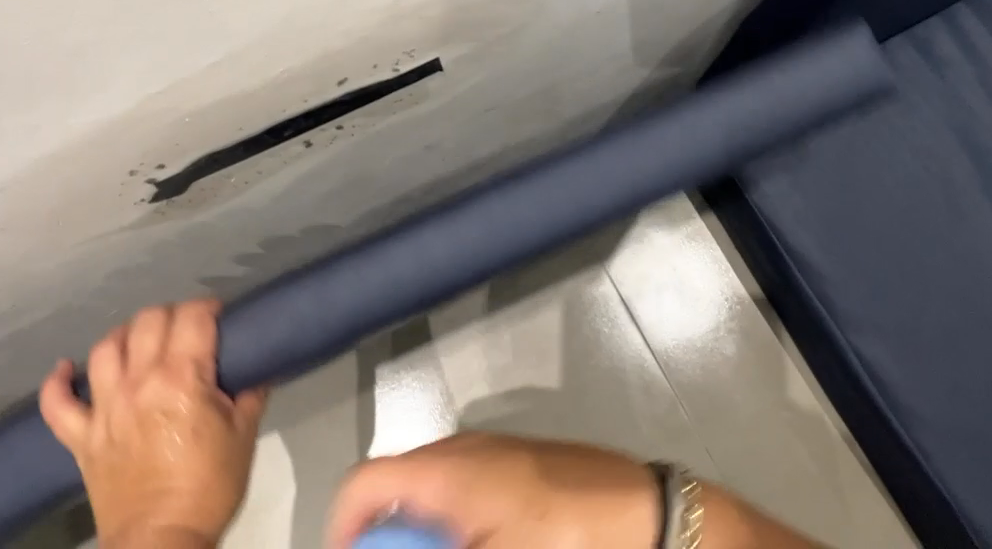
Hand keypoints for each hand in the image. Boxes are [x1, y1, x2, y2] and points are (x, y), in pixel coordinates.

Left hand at [39, 299, 267, 548]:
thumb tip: (254, 367)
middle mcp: (138, 383)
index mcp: (182, 378)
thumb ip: (251, 391)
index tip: (219, 317)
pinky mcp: (81, 438)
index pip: (192, 318)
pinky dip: (57, 383)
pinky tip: (66, 369)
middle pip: (148, 322)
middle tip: (188, 330)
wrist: (163, 543)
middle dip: (172, 315)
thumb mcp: (244, 434)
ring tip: (142, 341)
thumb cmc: (210, 487)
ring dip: (126, 335)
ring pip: (105, 349)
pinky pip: (57, 404)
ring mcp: (104, 409)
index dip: (208, 308)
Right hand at [326, 432, 660, 548]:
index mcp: (444, 471)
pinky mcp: (518, 467)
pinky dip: (459, 527)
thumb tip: (412, 544)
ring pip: (432, 498)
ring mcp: (492, 455)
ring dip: (429, 536)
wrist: (647, 515)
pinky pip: (465, 495)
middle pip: (395, 495)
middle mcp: (459, 452)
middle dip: (394, 540)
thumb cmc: (564, 541)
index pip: (362, 484)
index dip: (344, 532)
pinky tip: (488, 546)